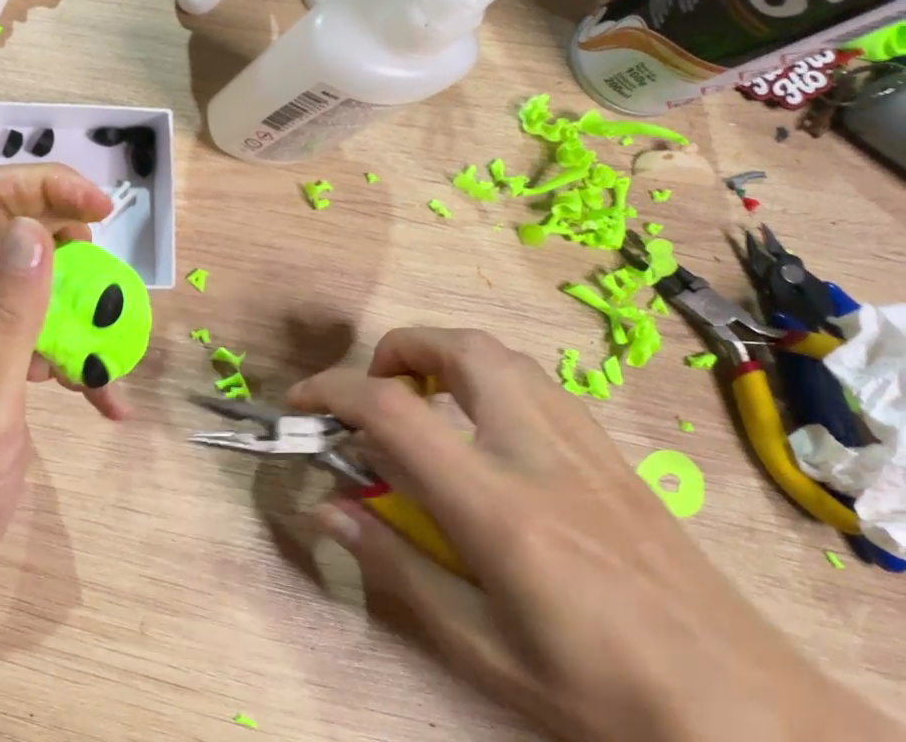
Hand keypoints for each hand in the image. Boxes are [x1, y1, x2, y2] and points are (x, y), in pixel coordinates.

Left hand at [0, 165, 113, 584]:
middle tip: (112, 288)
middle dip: (72, 249)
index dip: (43, 186)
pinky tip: (104, 402)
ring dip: (81, 310)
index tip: (103, 212)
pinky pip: (37, 334)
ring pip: (34, 284)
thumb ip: (9, 313)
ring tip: (109, 358)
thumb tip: (36, 227)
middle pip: (13, 233)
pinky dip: (74, 356)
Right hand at [289, 328, 898, 741]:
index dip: (332, 390)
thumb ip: (396, 566)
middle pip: (464, 350)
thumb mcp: (479, 647)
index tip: (301, 404)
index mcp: (499, 508)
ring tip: (419, 409)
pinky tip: (482, 440)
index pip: (395, 410)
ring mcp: (590, 454)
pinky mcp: (619, 465)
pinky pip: (541, 391)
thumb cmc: (598, 692)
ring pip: (508, 361)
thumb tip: (326, 510)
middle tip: (368, 394)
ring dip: (446, 361)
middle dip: (400, 349)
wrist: (751, 720)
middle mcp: (544, 459)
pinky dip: (490, 385)